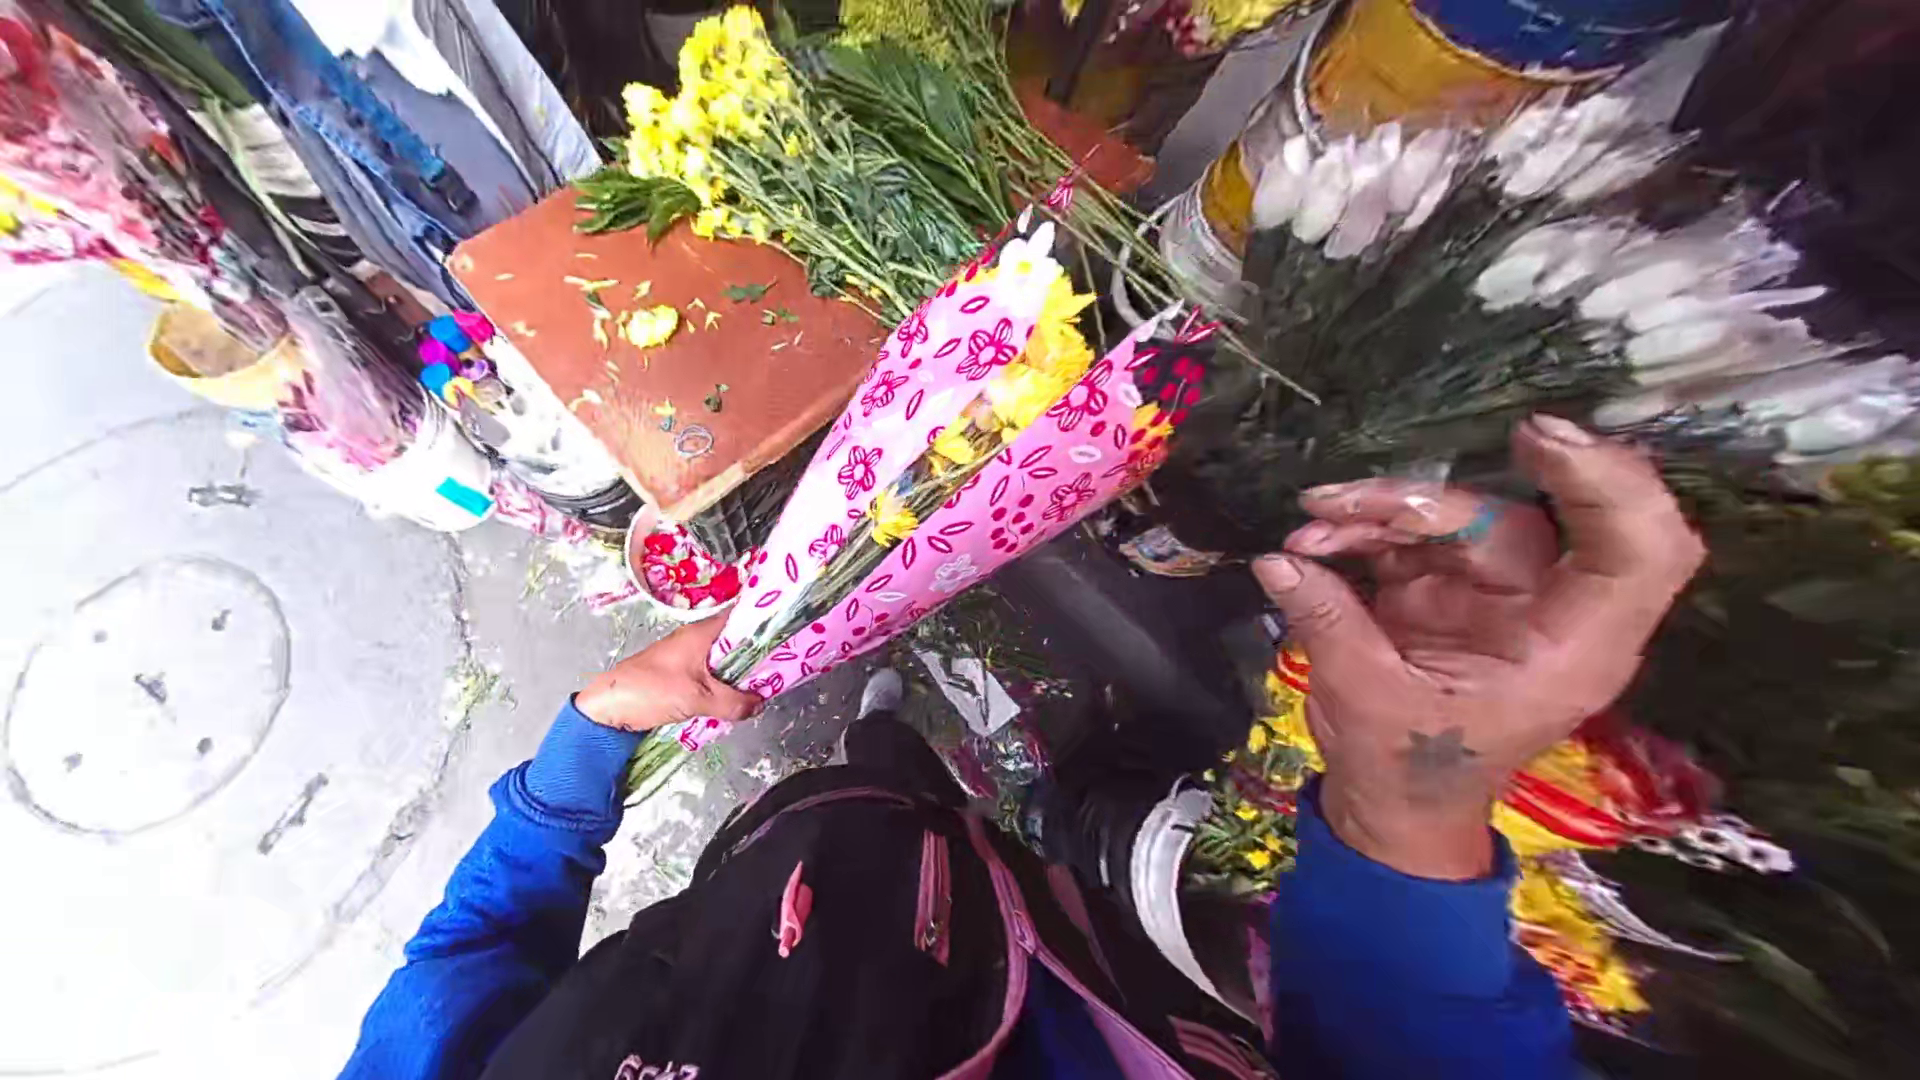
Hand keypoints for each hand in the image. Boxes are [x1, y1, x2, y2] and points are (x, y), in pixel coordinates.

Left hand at [575, 615, 762, 732]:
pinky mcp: (682, 673)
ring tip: (761, 686)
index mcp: (704, 632)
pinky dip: (726, 683)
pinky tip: (735, 698)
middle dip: (758, 654)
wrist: (606, 709)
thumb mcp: (697, 698)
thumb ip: (733, 702)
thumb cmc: (651, 690)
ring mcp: (690, 655)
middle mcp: (699, 638)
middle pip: (738, 639)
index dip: (765, 621)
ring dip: (741, 672)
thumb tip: (760, 704)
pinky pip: (714, 673)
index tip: (787, 633)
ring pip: (726, 658)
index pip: (742, 615)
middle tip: (780, 667)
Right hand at [1252, 416, 1704, 878]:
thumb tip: (1275, 561)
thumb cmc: (1406, 766)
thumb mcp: (1364, 696)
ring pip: (1447, 523)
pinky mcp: (1438, 593)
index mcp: (1565, 647)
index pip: (1632, 551)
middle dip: (1409, 505)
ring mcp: (1486, 597)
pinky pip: (1403, 543)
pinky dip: (1355, 538)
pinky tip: (1311, 548)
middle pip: (1501, 522)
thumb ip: (1327, 621)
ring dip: (1370, 519)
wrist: (1390, 801)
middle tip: (1327, 506)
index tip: (1533, 436)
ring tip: (1306, 534)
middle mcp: (1539, 609)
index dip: (1603, 485)